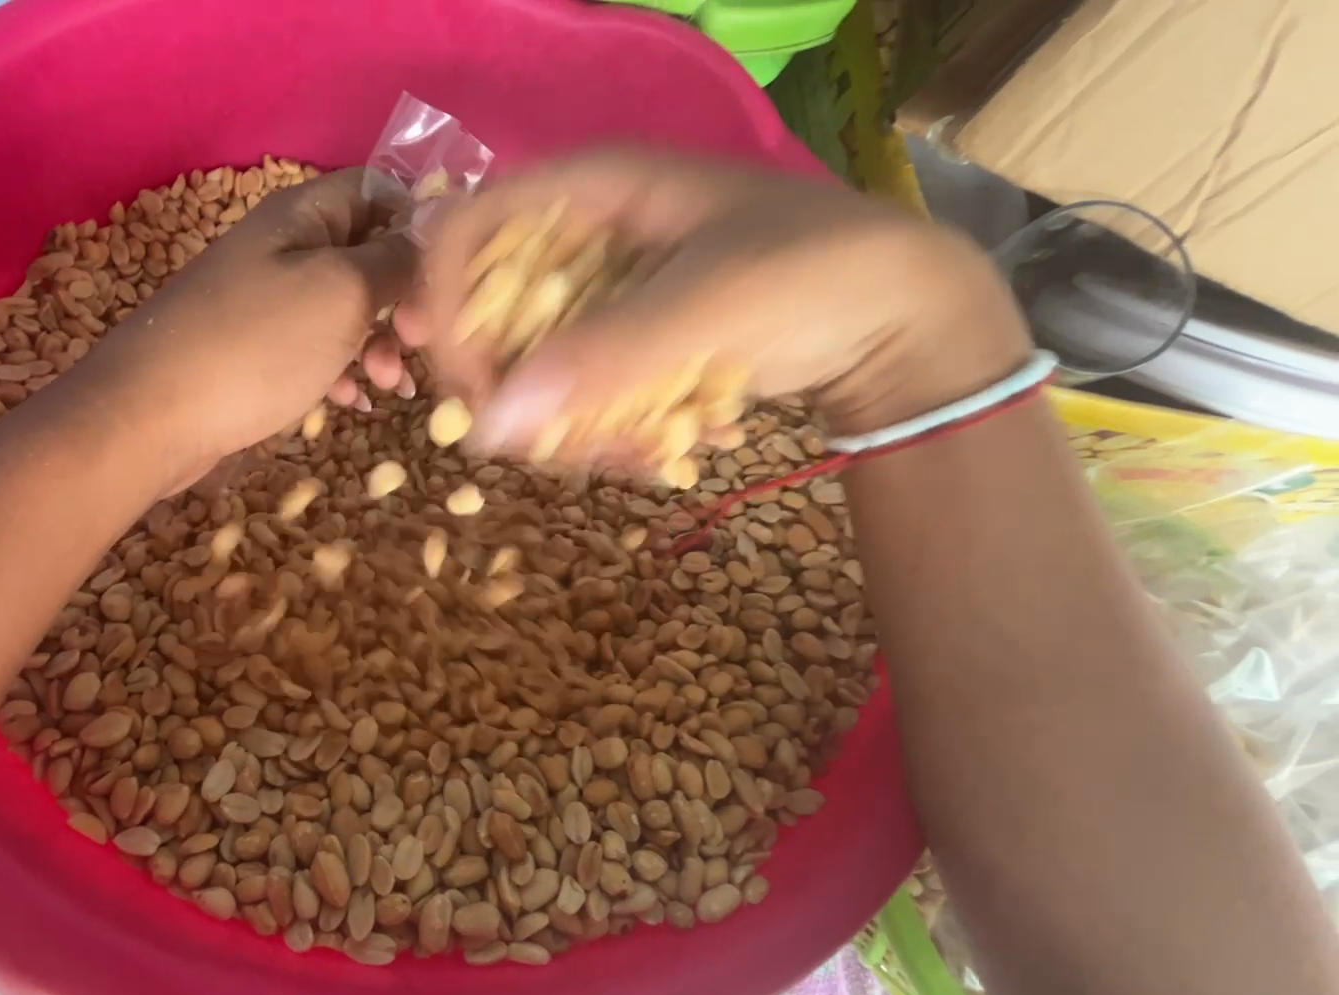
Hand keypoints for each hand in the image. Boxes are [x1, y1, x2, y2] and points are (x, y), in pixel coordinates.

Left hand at [75, 167, 416, 494]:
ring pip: (345, 311)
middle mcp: (284, 250)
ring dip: (378, 344)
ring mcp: (267, 303)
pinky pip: (315, 350)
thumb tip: (428, 236)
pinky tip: (353, 401)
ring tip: (390, 386)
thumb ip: (393, 260)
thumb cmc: (257, 345)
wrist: (155, 415)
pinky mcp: (257, 353)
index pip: (378, 191)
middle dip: (403, 300)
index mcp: (303, 216)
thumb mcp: (340, 292)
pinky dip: (342, 371)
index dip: (419, 226)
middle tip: (421, 344)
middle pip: (366, 256)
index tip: (446, 280)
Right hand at [394, 150, 1030, 454]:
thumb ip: (604, 359)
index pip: (466, 232)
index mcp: (588, 191)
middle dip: (507, 390)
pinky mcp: (619, 343)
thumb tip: (491, 425)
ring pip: (526, 365)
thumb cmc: (813, 273)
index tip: (462, 387)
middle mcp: (577, 241)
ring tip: (626, 456)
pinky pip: (572, 393)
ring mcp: (596, 297)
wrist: (896, 316)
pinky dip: (596, 434)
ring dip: (559, 426)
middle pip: (483, 311)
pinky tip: (647, 454)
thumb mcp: (711, 305)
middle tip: (540, 446)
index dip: (443, 307)